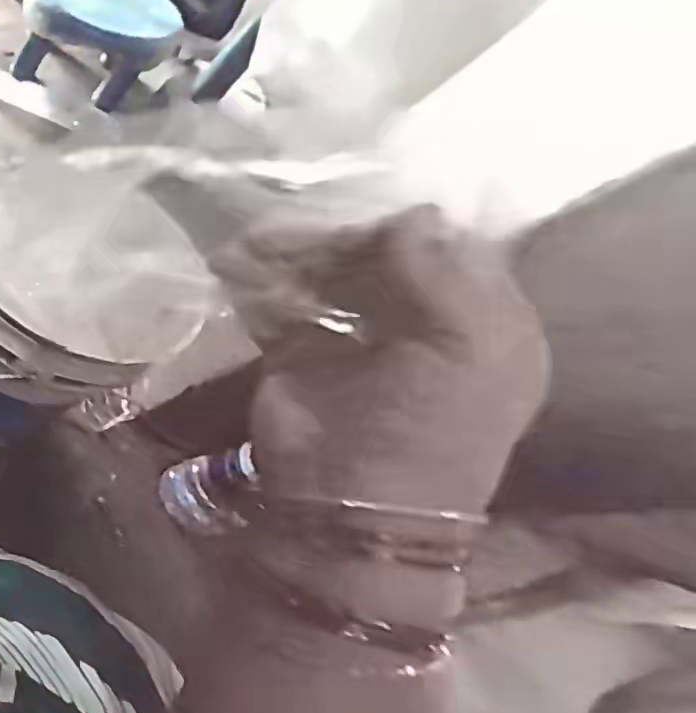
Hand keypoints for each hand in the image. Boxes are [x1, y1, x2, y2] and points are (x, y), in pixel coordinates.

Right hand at [219, 208, 549, 514]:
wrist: (351, 497)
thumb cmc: (426, 425)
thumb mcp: (462, 344)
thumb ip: (437, 275)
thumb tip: (407, 216)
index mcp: (473, 319)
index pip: (441, 252)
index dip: (402, 231)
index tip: (361, 217)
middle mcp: (409, 322)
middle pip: (373, 262)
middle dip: (334, 243)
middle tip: (291, 231)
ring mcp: (347, 340)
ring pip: (320, 281)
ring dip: (289, 261)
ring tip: (254, 244)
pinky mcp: (292, 357)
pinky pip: (276, 310)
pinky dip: (258, 289)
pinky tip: (238, 269)